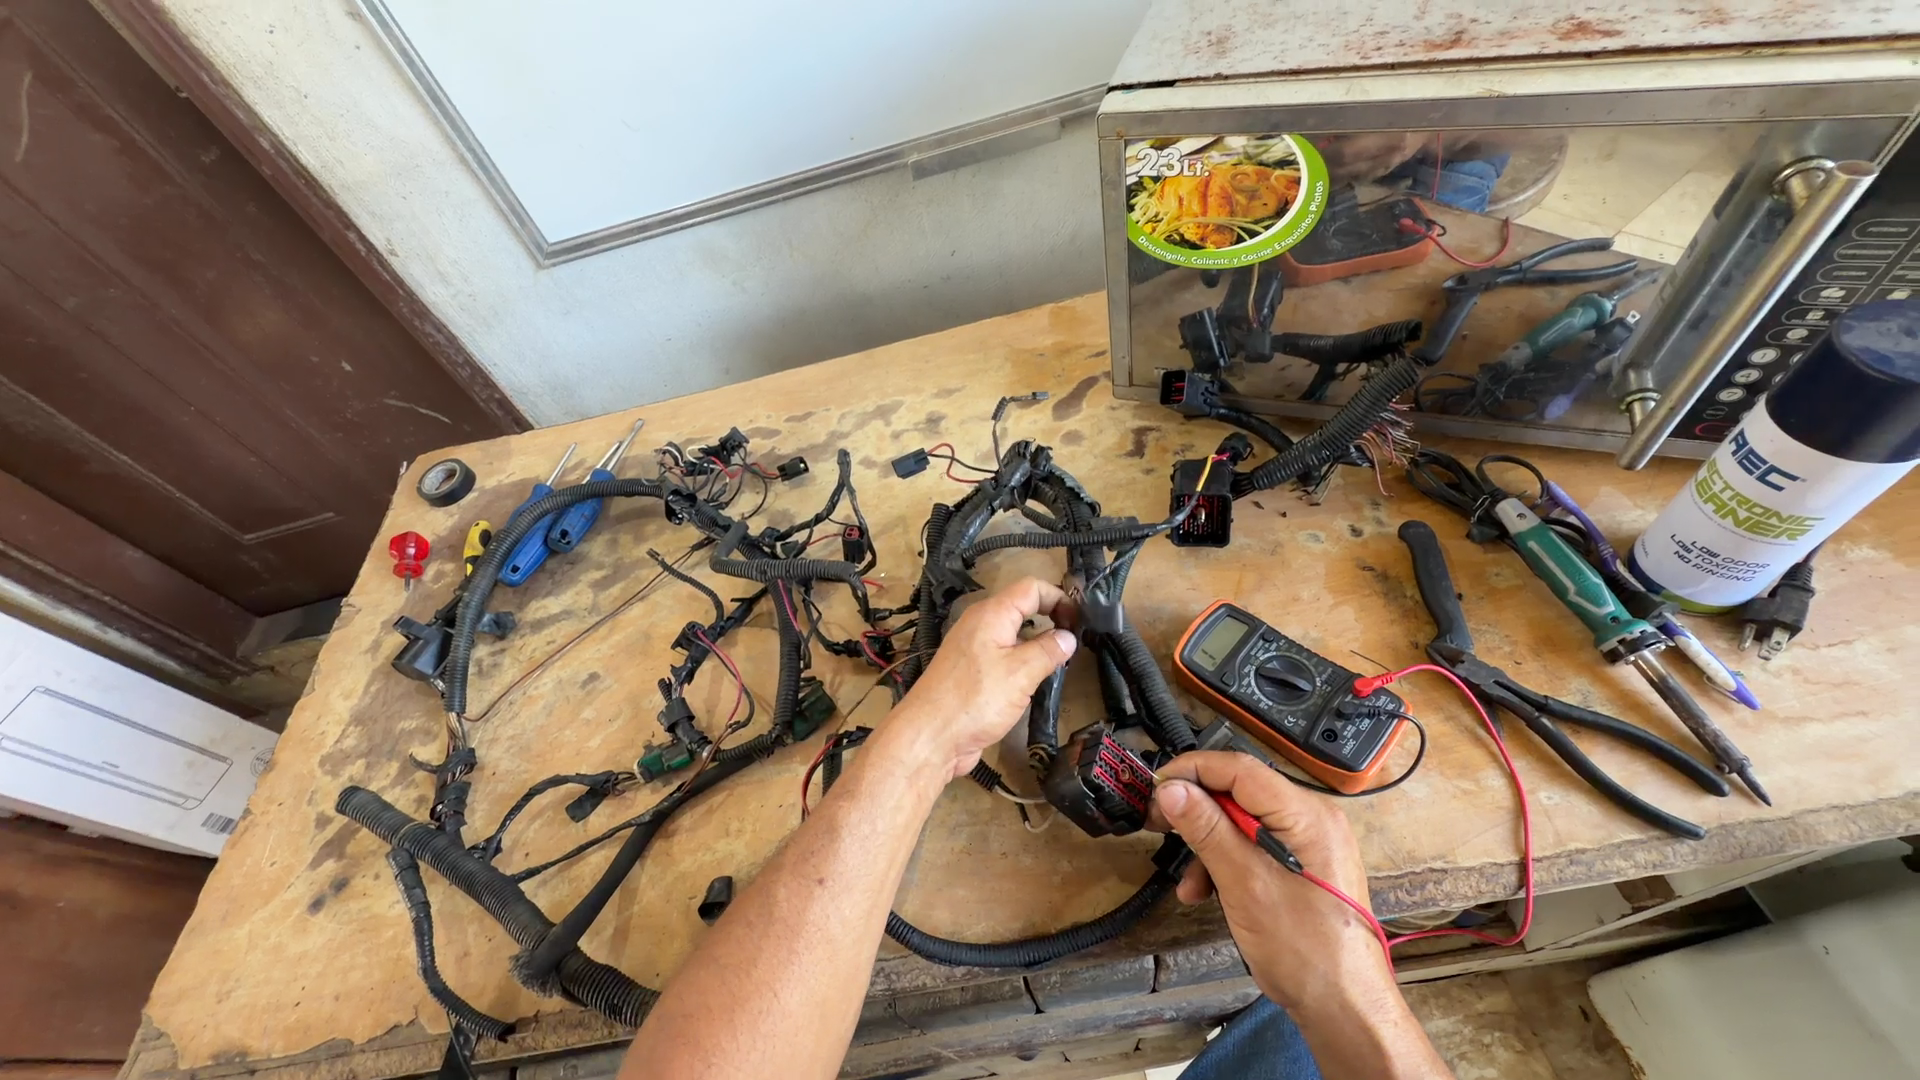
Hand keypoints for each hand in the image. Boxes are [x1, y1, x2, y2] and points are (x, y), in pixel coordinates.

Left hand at [886, 577, 1076, 780]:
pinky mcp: (970, 672)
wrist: (931, 736)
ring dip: (1036, 644)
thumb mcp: (1021, 673)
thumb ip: (1048, 651)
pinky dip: (1021, 662)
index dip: (1059, 597)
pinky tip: (1033, 682)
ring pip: (1012, 634)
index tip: (1079, 620)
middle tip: (1073, 641)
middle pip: (1021, 608)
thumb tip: (1068, 637)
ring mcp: (973, 648)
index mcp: (991, 614)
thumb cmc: (975, 700)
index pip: (1031, 588)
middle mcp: (979, 624)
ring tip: (1059, 663)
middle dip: (1050, 618)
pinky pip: (1002, 656)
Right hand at [1151, 752, 1395, 1018]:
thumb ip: (1207, 830)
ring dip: (1207, 845)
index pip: (1239, 768)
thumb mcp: (1246, 885)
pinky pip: (1252, 847)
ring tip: (1187, 879)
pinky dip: (1225, 863)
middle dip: (1196, 811)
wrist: (1346, 1011)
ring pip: (1240, 822)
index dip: (1192, 771)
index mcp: (1307, 815)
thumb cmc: (1306, 952)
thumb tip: (1171, 789)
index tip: (1156, 788)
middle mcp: (1310, 819)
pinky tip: (1205, 891)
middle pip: (1238, 793)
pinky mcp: (1299, 865)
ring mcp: (1307, 843)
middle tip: (1158, 823)